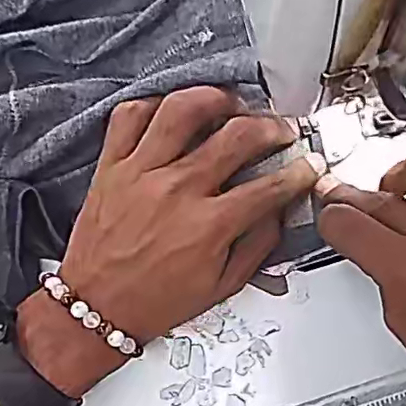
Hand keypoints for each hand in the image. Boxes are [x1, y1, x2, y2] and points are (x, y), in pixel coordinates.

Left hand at [18, 87, 321, 396]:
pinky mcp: (111, 166)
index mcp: (209, 227)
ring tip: (231, 105)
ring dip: (217, 98)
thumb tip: (279, 211)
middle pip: (238, 135)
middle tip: (280, 130)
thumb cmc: (155, 301)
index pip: (270, 186)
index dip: (299, 171)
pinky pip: (130, 116)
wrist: (98, 308)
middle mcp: (177, 192)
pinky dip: (154, 104)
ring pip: (184, 109)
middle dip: (272, 127)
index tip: (308, 165)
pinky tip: (173, 113)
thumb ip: (258, 245)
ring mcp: (141, 173)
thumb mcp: (222, 286)